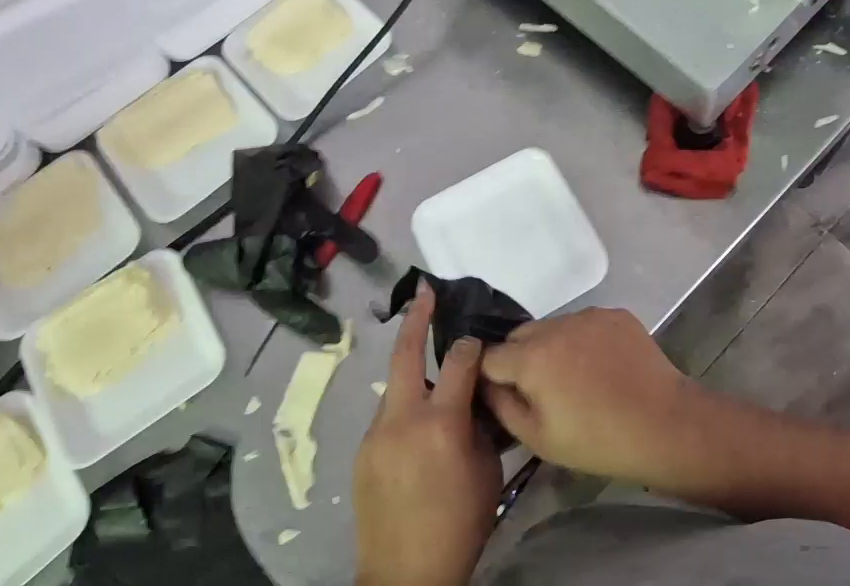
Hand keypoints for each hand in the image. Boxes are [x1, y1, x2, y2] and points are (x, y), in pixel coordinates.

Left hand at [354, 282, 501, 585]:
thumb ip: (481, 425)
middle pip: (405, 355)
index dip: (472, 346)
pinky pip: (387, 419)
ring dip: (415, 380)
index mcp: (440, 424)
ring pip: (396, 390)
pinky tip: (418, 433)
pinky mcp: (362, 452)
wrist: (405, 574)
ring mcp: (375, 435)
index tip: (478, 341)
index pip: (460, 361)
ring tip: (436, 388)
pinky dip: (404, 413)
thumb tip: (476, 398)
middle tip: (426, 292)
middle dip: (416, 319)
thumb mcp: (487, 470)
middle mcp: (402, 420)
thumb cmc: (460, 524)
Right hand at [479, 307, 717, 486]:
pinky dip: (583, 341)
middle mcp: (556, 325)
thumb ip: (501, 406)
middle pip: (520, 336)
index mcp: (531, 356)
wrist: (663, 423)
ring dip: (552, 347)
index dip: (490, 376)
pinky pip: (585, 324)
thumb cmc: (596, 440)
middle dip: (520, 358)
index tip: (503, 394)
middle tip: (542, 391)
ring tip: (576, 379)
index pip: (489, 356)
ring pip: (553, 327)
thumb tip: (485, 384)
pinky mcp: (616, 315)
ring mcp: (589, 316)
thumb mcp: (538, 437)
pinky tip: (601, 368)